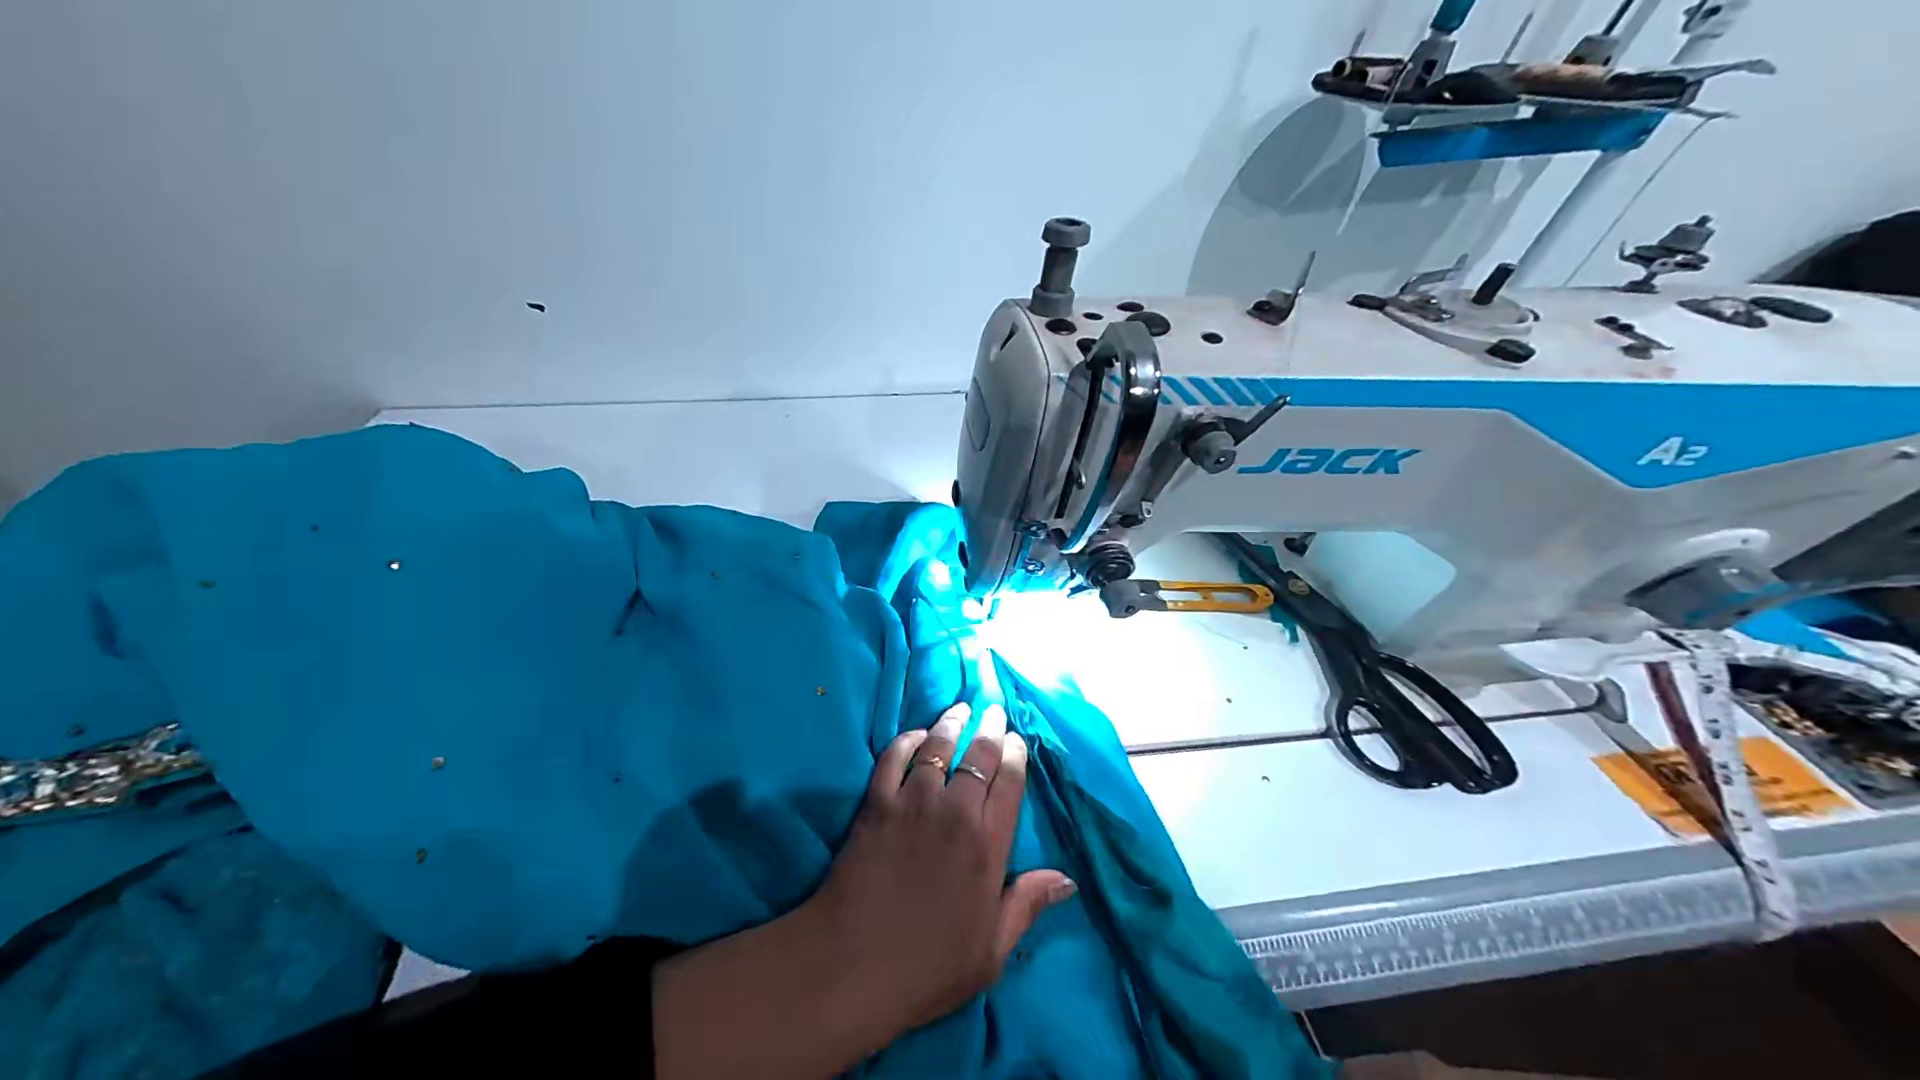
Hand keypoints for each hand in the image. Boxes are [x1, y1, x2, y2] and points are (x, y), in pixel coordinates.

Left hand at [802, 701, 1076, 1032]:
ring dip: (951, 724)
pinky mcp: (875, 804)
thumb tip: (1066, 879)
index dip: (1016, 754)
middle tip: (994, 710)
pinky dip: (906, 740)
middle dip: (990, 728)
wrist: (852, 964)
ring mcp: (912, 803)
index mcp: (988, 845)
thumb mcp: (991, 951)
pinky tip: (915, 735)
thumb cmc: (928, 966)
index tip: (1018, 739)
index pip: (1010, 783)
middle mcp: (955, 813)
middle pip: (978, 756)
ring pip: (938, 748)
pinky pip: (893, 758)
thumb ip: (1027, 905)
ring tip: (959, 709)